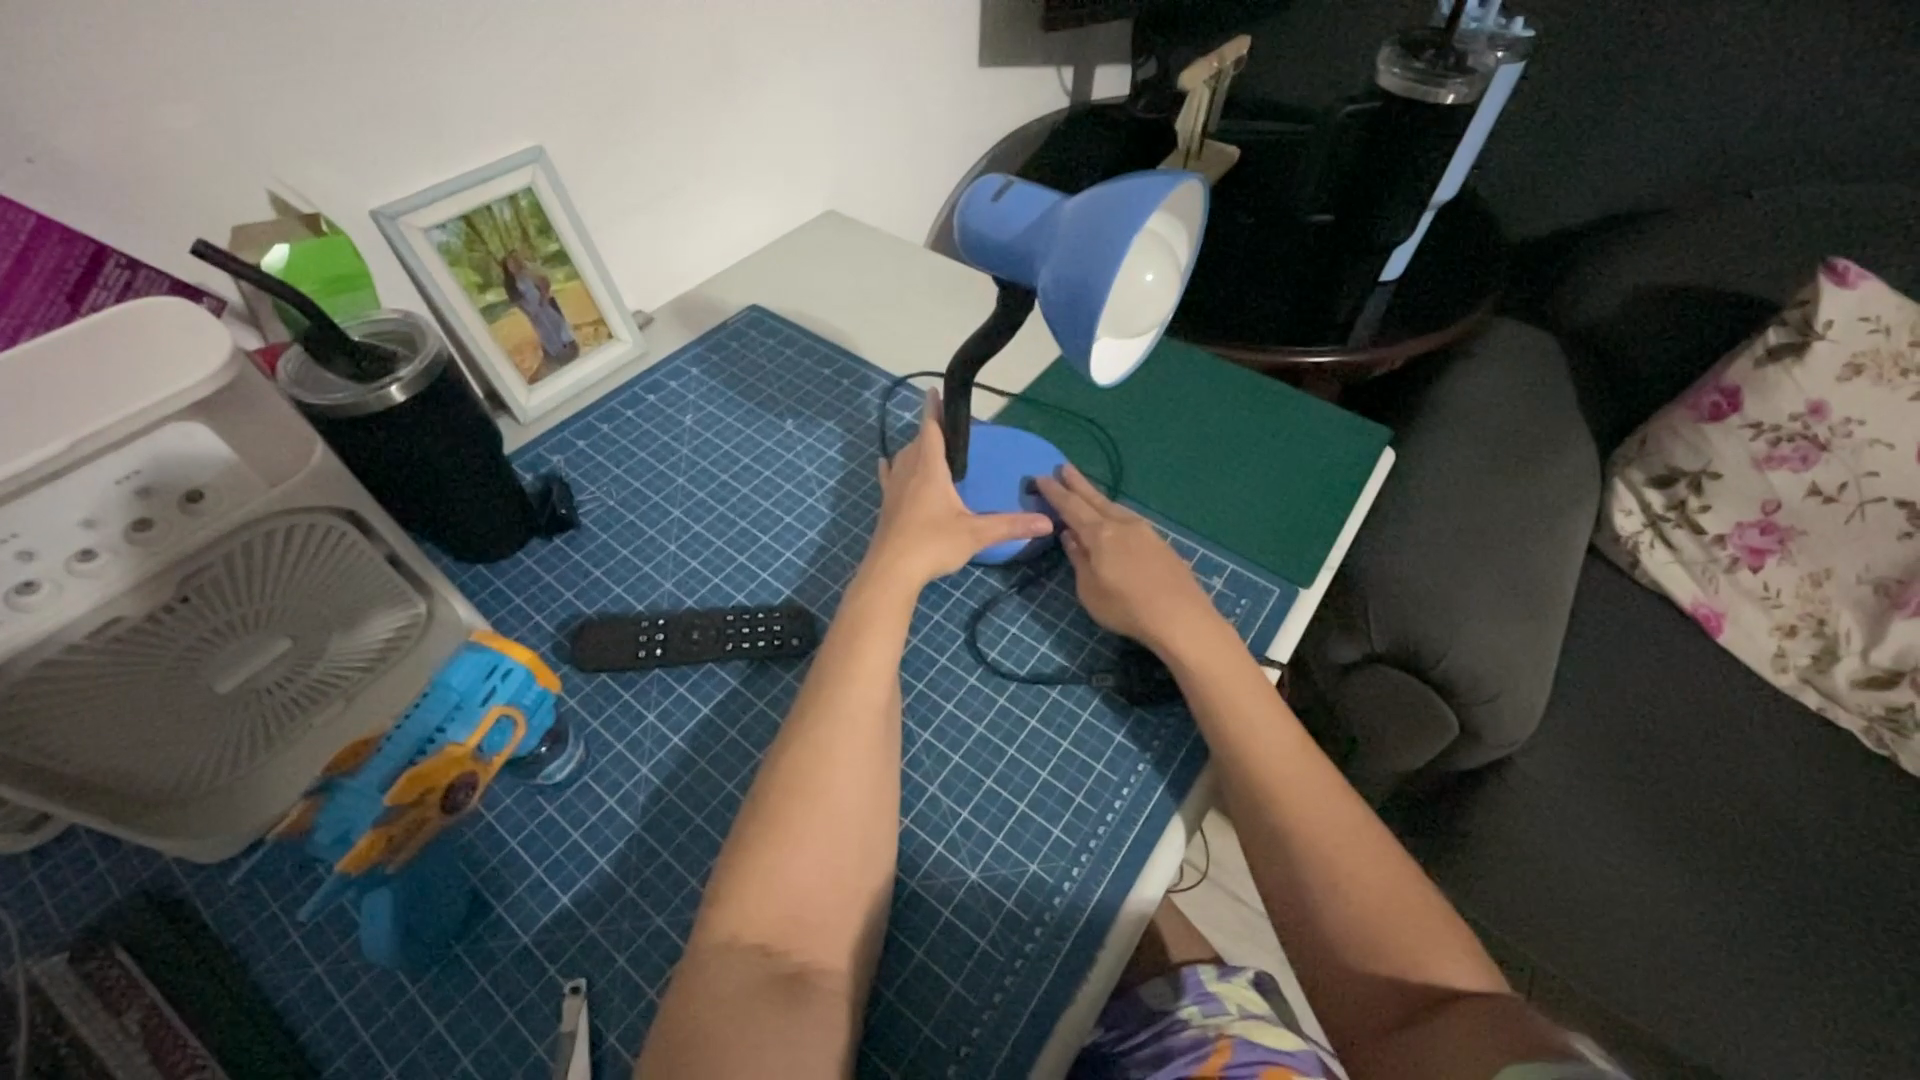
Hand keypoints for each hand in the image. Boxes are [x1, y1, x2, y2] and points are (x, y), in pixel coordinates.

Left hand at [866, 389, 1053, 586]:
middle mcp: (908, 471)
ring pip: (902, 457)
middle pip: (918, 441)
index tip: (933, 391)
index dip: (933, 409)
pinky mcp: (885, 506)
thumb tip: (1047, 522)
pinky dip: (892, 467)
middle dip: (930, 431)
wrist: (891, 571)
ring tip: (927, 448)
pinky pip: (889, 476)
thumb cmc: (932, 544)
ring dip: (914, 449)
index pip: (931, 429)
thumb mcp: (976, 534)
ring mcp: (893, 488)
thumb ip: (1011, 525)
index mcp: (930, 469)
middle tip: (947, 430)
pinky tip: (888, 465)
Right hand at [1034, 464, 1222, 653]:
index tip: (1041, 477)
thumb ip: (1078, 559)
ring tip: (1086, 491)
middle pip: (1095, 499)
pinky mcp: (1159, 543)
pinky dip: (1114, 512)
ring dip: (1097, 497)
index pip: (1071, 507)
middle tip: (1064, 466)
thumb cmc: (1126, 607)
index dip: (1055, 492)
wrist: (1180, 616)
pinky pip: (1129, 518)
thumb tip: (1070, 536)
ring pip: (1115, 507)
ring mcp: (1145, 531)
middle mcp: (1122, 525)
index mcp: (1100, 534)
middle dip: (1077, 483)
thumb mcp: (1089, 590)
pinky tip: (1114, 517)